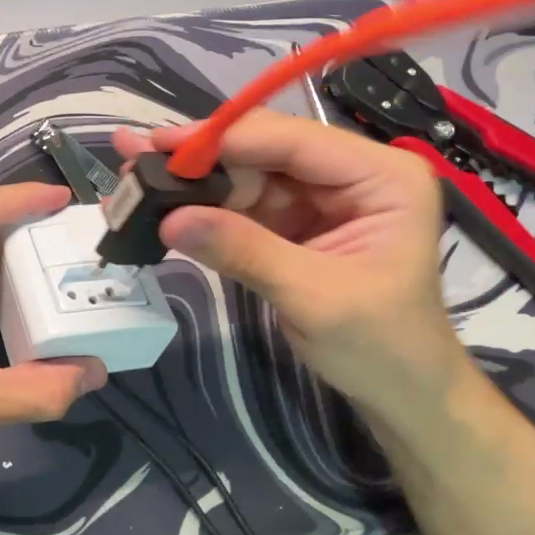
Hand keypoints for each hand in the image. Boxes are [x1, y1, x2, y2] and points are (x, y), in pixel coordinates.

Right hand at [113, 110, 467, 422]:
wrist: (403, 396)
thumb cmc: (382, 347)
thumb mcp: (315, 298)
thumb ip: (245, 250)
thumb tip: (169, 219)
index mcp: (382, 177)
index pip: (293, 140)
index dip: (224, 138)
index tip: (161, 144)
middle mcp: (349, 172)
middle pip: (261, 147)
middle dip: (198, 155)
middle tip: (133, 152)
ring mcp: (317, 193)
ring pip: (241, 169)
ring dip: (188, 176)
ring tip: (131, 172)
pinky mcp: (291, 216)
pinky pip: (237, 198)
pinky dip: (197, 202)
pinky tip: (155, 196)